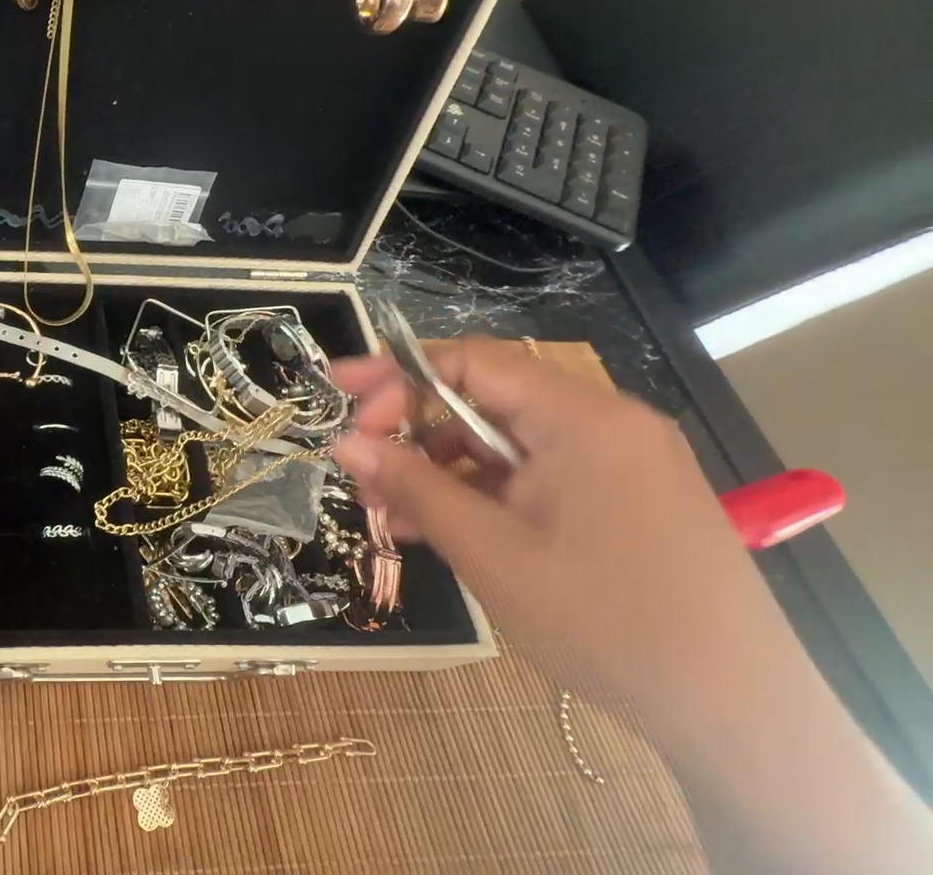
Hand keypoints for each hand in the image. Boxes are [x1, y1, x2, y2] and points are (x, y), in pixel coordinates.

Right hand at [330, 337, 796, 731]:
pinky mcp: (625, 499)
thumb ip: (411, 485)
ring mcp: (622, 463)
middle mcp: (607, 425)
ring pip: (505, 442)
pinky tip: (440, 528)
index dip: (395, 373)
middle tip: (362, 471)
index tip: (338, 395)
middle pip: (485, 399)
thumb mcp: (487, 549)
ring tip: (391, 513)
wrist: (736, 713)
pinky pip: (535, 475)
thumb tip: (345, 442)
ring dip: (441, 468)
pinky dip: (482, 493)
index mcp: (582, 419)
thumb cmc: (604, 621)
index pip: (470, 361)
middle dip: (413, 430)